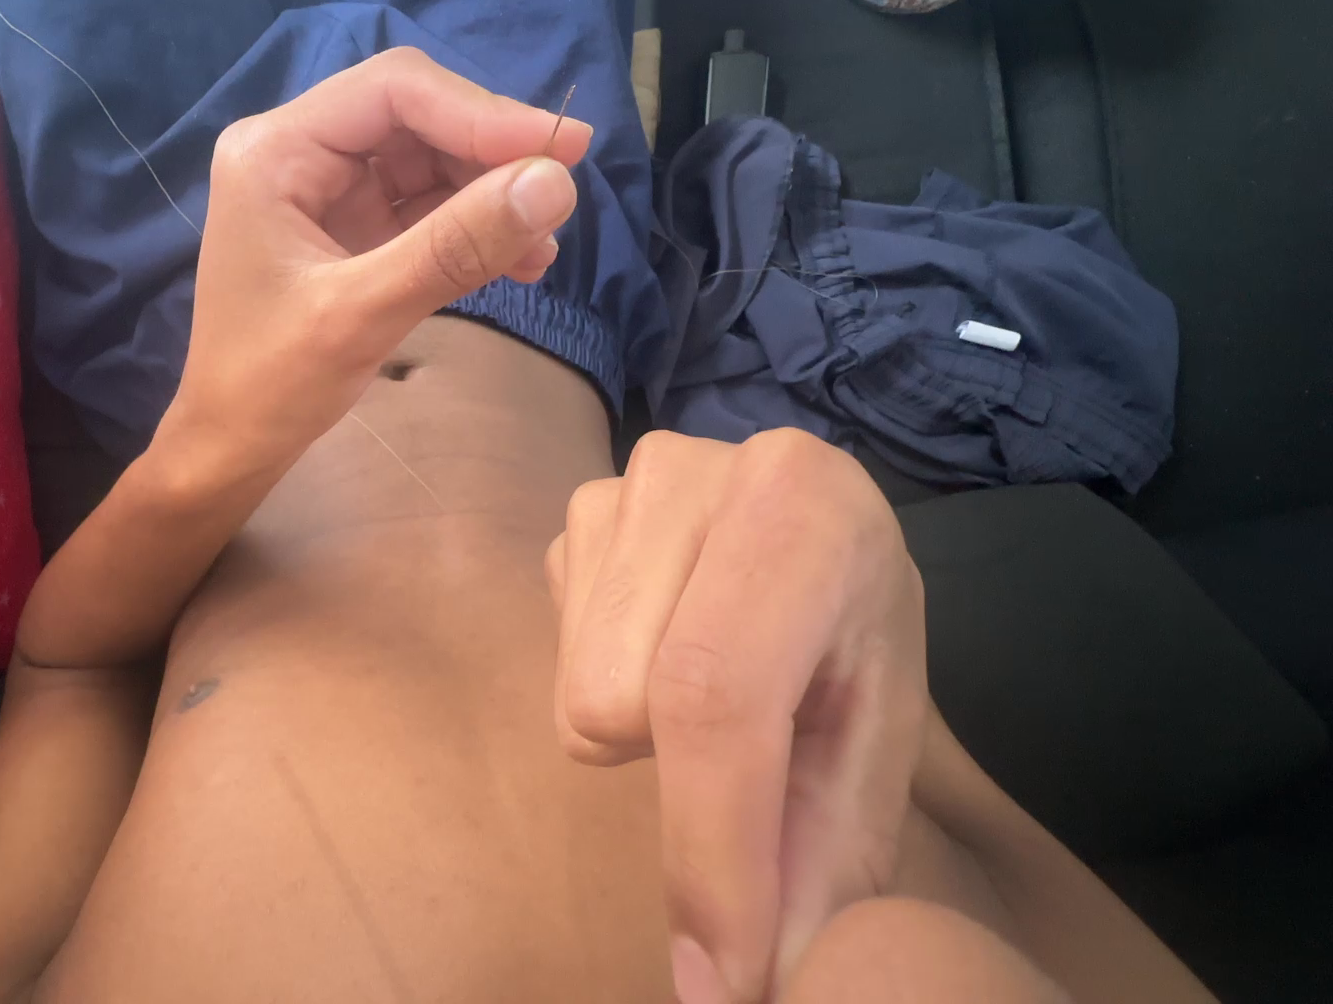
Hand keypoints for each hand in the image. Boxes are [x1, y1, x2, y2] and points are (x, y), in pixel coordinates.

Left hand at [157, 46, 590, 482]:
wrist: (235, 442)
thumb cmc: (273, 384)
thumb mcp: (362, 313)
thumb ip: (454, 248)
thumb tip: (555, 184)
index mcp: (276, 152)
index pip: (394, 93)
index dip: (484, 113)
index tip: (565, 147)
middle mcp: (299, 155)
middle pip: (416, 121)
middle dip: (490, 158)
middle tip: (558, 198)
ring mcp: (326, 194)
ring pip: (427, 166)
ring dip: (489, 199)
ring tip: (542, 247)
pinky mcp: (350, 232)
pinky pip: (423, 212)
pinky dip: (471, 231)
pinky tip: (518, 261)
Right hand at [545, 429, 928, 1001]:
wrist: (805, 526)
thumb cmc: (848, 628)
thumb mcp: (868, 734)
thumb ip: (813, 855)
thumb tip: (730, 985)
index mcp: (800, 508)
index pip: (715, 691)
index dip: (706, 844)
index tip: (715, 979)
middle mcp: (687, 473)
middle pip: (617, 699)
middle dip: (672, 769)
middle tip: (743, 733)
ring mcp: (614, 489)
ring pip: (578, 686)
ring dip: (639, 721)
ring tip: (700, 668)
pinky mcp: (571, 516)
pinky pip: (558, 648)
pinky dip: (608, 670)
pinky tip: (662, 632)